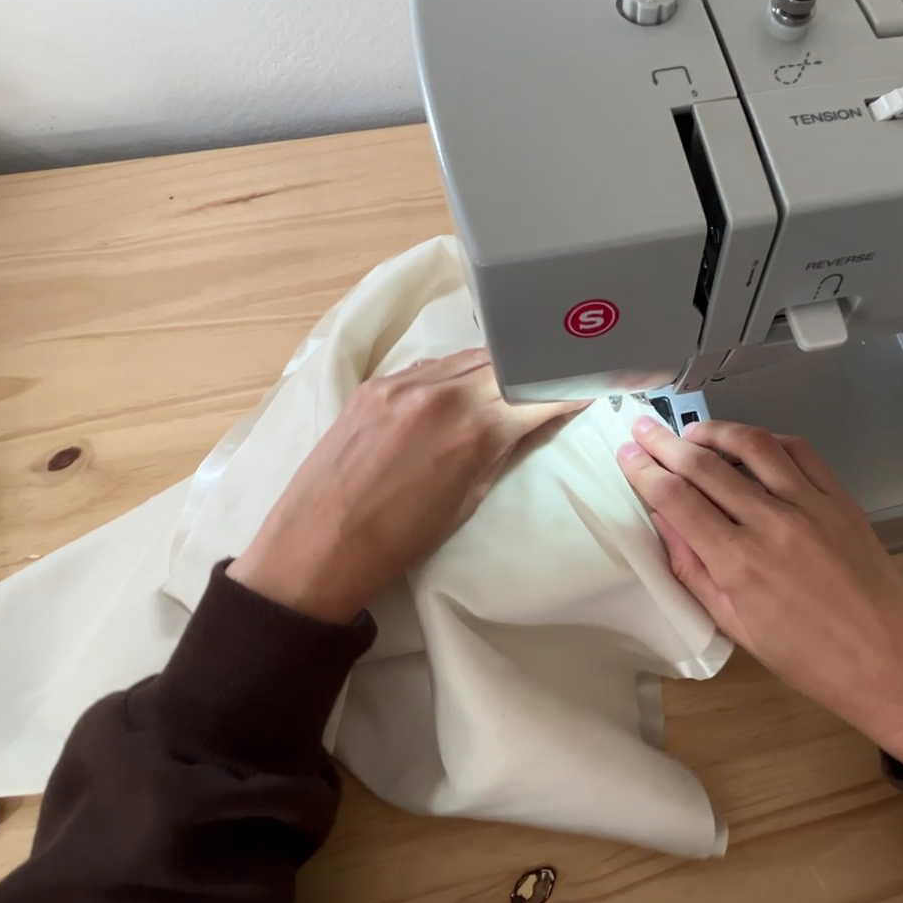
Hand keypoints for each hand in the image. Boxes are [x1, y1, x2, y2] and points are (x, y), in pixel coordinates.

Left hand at [229, 349, 584, 623]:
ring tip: (511, 379)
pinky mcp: (375, 383)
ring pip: (468, 358)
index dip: (564, 392)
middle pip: (505, 365)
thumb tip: (530, 424)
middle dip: (532, 372)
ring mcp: (404, 383)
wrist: (317, 545)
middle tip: (551, 378)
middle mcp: (442, 393)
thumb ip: (502, 452)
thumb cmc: (401, 539)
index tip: (584, 388)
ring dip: (495, 368)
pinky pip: (431, 366)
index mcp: (473, 431)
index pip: (535, 396)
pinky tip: (462, 386)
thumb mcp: (468, 500)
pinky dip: (455, 373)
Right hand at [616, 417, 902, 781]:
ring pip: (753, 445)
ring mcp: (811, 505)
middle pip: (705, 465)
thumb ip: (693, 570)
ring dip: (716, 431)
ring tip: (693, 432)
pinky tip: (752, 444)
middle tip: (644, 427)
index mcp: (739, 563)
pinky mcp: (840, 499)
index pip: (677, 499)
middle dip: (665, 442)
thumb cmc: (807, 658)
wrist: (889, 660)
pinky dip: (769, 440)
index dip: (644, 471)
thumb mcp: (735, 625)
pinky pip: (800, 452)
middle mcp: (772, 523)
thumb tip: (664, 523)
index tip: (626, 454)